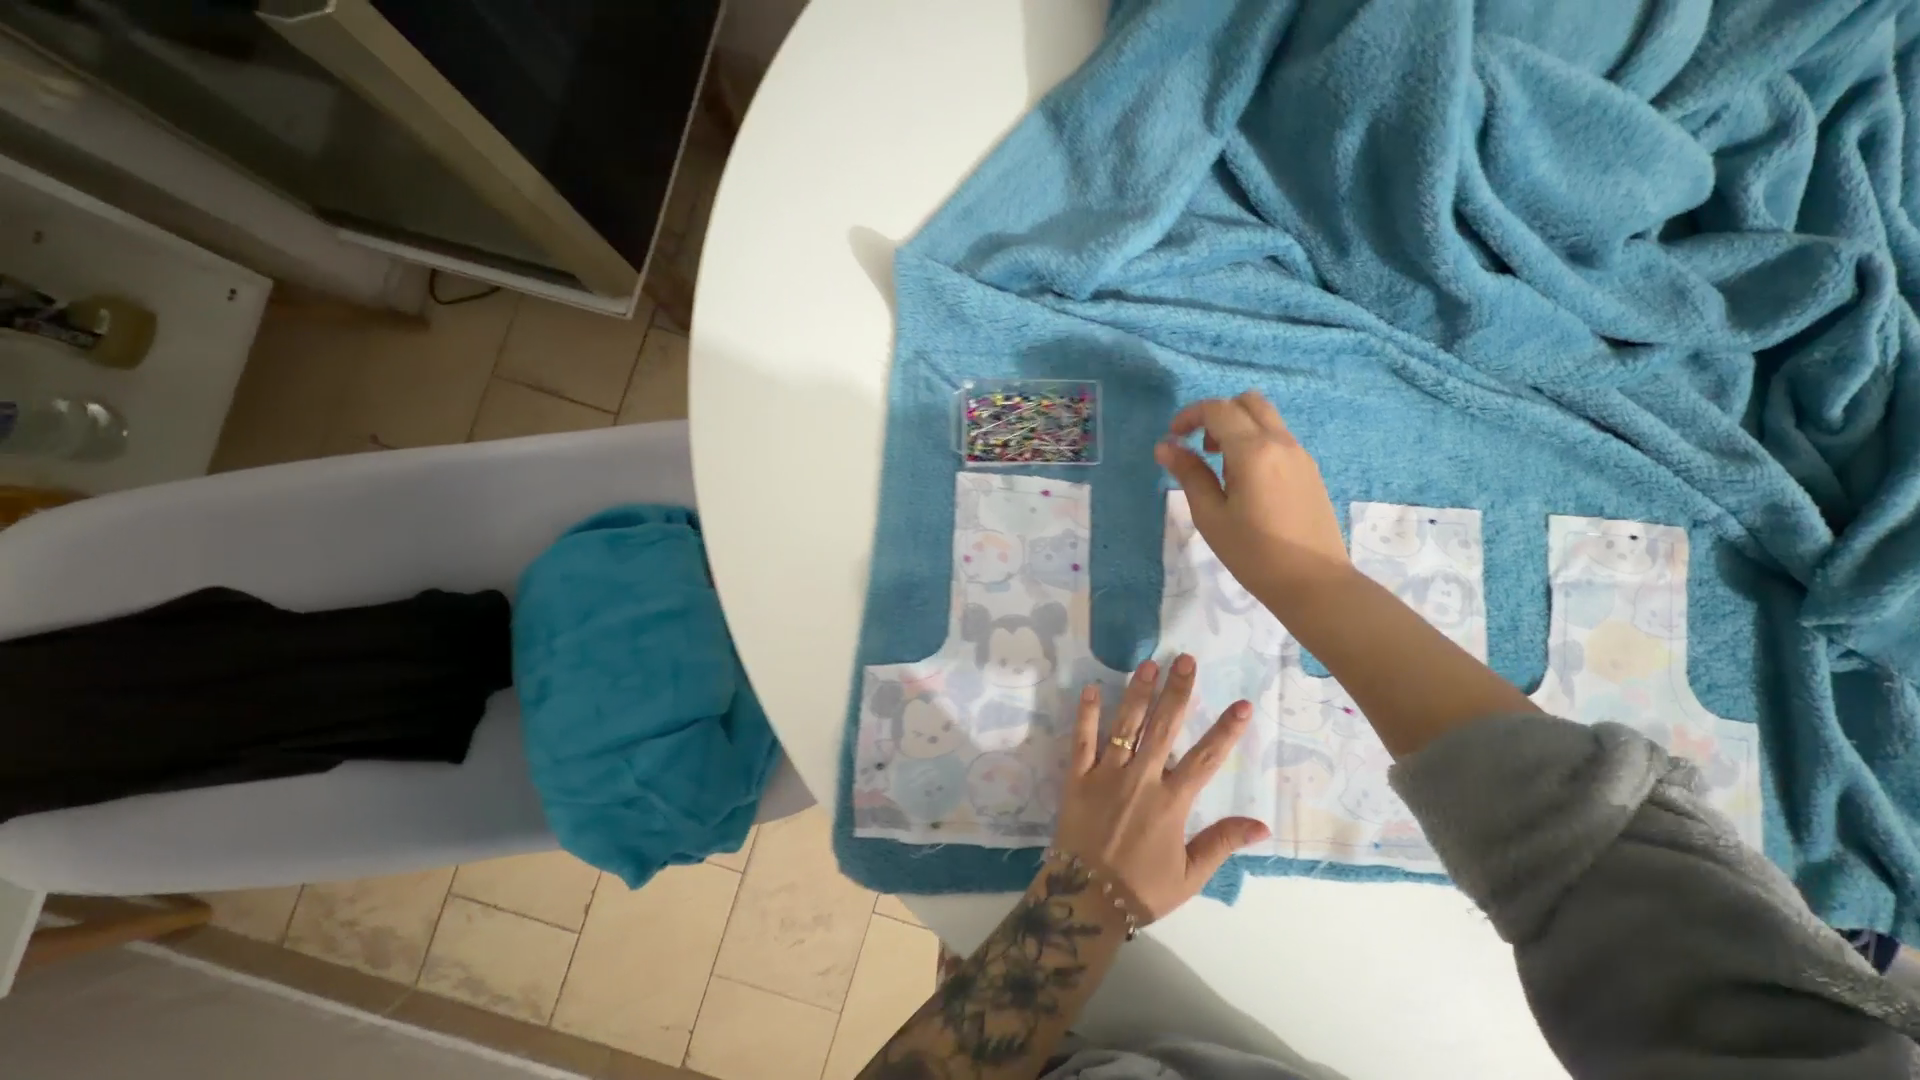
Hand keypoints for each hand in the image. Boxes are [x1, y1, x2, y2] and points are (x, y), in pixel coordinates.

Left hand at [1053, 655, 1269, 919]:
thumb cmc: (1142, 888)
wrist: (1085, 897)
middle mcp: (1142, 779)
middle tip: (1185, 659)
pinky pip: (1082, 740)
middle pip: (1164, 727)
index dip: (1225, 731)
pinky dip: (1086, 714)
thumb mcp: (1190, 874)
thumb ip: (1221, 842)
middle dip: (1177, 692)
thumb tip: (1261, 825)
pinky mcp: (1077, 778)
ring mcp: (1107, 775)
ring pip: (1125, 726)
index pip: (1205, 758)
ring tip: (1148, 664)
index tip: (1242, 704)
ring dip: (1137, 693)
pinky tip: (1091, 688)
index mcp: (1172, 802)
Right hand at [1154, 391, 1353, 606]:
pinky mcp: (1310, 471)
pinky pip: (1279, 439)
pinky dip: (1256, 443)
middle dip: (1218, 414)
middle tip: (1201, 448)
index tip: (1173, 438)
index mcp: (1253, 451)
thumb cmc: (1254, 554)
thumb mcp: (1211, 517)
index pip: (1218, 409)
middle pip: (1248, 402)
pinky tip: (1247, 484)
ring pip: (1267, 419)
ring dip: (1238, 428)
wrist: (1314, 582)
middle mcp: (1281, 443)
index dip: (1190, 416)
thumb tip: (1166, 447)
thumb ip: (1189, 475)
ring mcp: (1300, 455)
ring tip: (1222, 470)